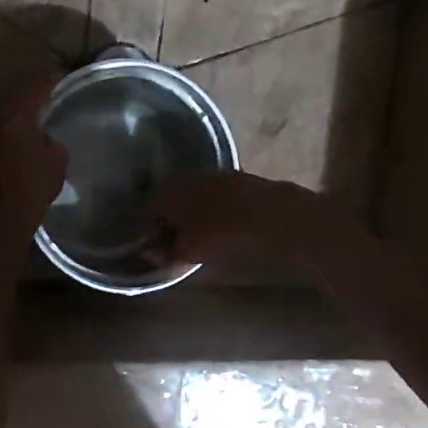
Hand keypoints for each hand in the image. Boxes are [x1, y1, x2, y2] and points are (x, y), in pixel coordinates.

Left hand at [0, 79, 68, 236]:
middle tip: (43, 99)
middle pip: (13, 100)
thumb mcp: (58, 159)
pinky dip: (1, 136)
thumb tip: (43, 136)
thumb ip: (51, 140)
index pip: (36, 88)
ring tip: (27, 122)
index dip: (50, 80)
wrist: (7, 214)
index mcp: (17, 115)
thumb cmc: (36, 184)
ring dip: (12, 118)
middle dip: (28, 99)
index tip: (60, 75)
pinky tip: (11, 144)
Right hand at [152, 172, 335, 265]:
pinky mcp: (241, 178)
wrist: (281, 218)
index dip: (148, 227)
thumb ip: (166, 253)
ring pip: (195, 193)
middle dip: (170, 217)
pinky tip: (224, 223)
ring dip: (193, 211)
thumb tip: (150, 253)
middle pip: (170, 196)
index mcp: (169, 192)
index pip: (146, 207)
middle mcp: (188, 177)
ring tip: (201, 233)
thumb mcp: (191, 252)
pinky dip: (214, 207)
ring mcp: (216, 174)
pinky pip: (217, 193)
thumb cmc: (226, 236)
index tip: (154, 245)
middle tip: (176, 240)